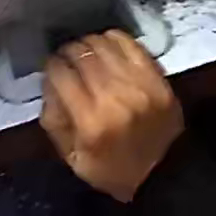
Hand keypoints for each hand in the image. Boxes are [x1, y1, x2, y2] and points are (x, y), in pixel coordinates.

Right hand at [40, 30, 183, 201]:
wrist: (165, 176)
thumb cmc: (114, 170)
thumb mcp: (74, 158)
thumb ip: (54, 120)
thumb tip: (49, 83)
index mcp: (90, 122)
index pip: (60, 73)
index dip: (51, 65)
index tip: (52, 67)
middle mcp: (113, 98)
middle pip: (80, 54)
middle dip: (68, 52)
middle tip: (67, 58)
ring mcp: (138, 85)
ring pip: (102, 44)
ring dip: (89, 44)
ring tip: (87, 53)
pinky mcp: (157, 78)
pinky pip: (129, 43)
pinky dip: (113, 39)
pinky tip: (108, 48)